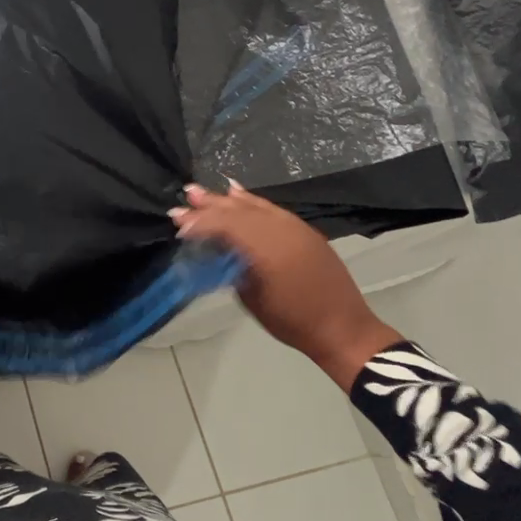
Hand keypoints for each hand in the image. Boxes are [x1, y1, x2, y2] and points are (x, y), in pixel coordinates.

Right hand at [169, 182, 401, 391]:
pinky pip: (272, 209)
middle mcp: (280, 230)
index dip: (200, 223)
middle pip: (238, 212)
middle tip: (186, 198)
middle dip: (210, 205)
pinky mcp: (304, 230)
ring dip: (227, 200)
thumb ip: (232, 267)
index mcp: (266, 249)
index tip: (178, 223)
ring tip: (202, 192)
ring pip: (255, 206)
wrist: (342, 328)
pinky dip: (252, 201)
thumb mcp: (251, 297)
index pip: (226, 225)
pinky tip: (238, 194)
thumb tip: (216, 249)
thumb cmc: (291, 321)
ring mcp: (295, 227)